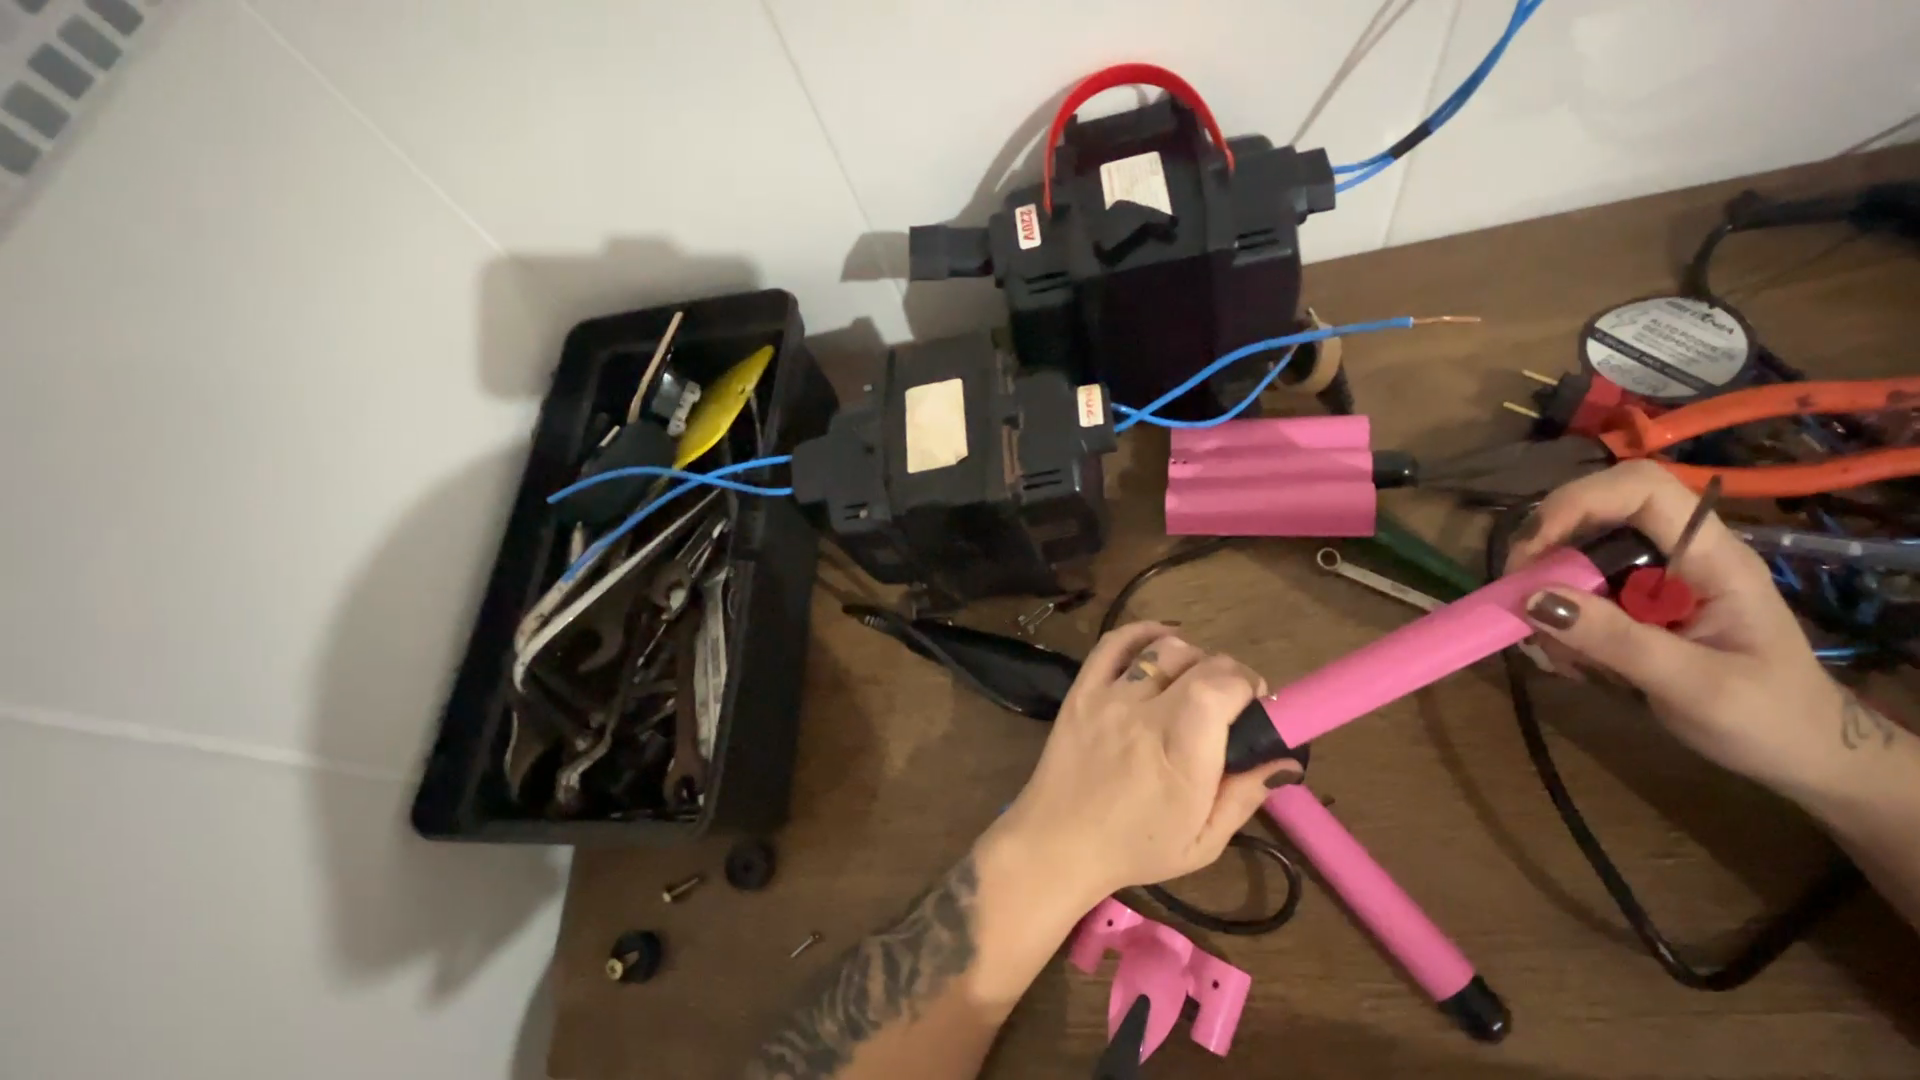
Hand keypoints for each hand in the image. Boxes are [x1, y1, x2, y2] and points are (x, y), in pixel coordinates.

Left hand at [989, 622, 1299, 910]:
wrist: (1057, 844)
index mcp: (1180, 754)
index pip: (1222, 686)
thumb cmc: (1135, 848)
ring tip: (1194, 682)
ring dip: (1190, 657)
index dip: (1247, 684)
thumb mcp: (1203, 842)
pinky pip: (1113, 643)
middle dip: (1227, 673)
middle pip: (1199, 662)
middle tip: (1229, 702)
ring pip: (1162, 649)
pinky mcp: (1081, 690)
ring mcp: (1109, 698)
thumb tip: (1287, 759)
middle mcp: (1144, 715)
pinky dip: (1142, 633)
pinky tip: (1161, 644)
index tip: (1255, 705)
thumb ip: (1245, 795)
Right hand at [1505, 461, 1844, 795]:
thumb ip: (1616, 641)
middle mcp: (1680, 555)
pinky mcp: (1636, 605)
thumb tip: (1531, 599)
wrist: (1806, 755)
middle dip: (1546, 552)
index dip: (1577, 502)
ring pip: (1577, 556)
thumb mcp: (1694, 686)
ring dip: (1546, 596)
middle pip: (1596, 515)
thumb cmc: (1770, 719)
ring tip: (1552, 650)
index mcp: (1711, 558)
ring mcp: (1656, 579)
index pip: (1641, 489)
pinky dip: (1556, 621)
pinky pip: (1577, 592)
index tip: (1532, 552)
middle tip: (1520, 601)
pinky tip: (1569, 659)